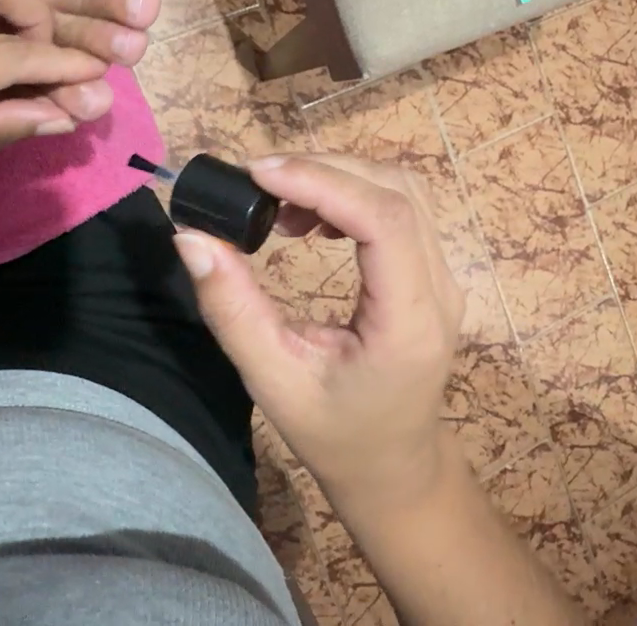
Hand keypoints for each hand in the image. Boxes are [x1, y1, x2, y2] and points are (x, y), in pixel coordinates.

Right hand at [174, 155, 466, 506]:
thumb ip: (232, 308)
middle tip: (259, 183)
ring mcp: (444, 276)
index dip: (323, 183)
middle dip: (324, 171)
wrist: (394, 464)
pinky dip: (355, 194)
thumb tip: (192, 236)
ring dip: (340, 178)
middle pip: (395, 193)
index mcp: (409, 322)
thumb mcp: (273, 380)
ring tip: (282, 204)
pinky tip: (314, 219)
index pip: (384, 221)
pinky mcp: (433, 271)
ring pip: (403, 191)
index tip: (260, 173)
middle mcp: (440, 289)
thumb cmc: (334, 433)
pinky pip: (402, 209)